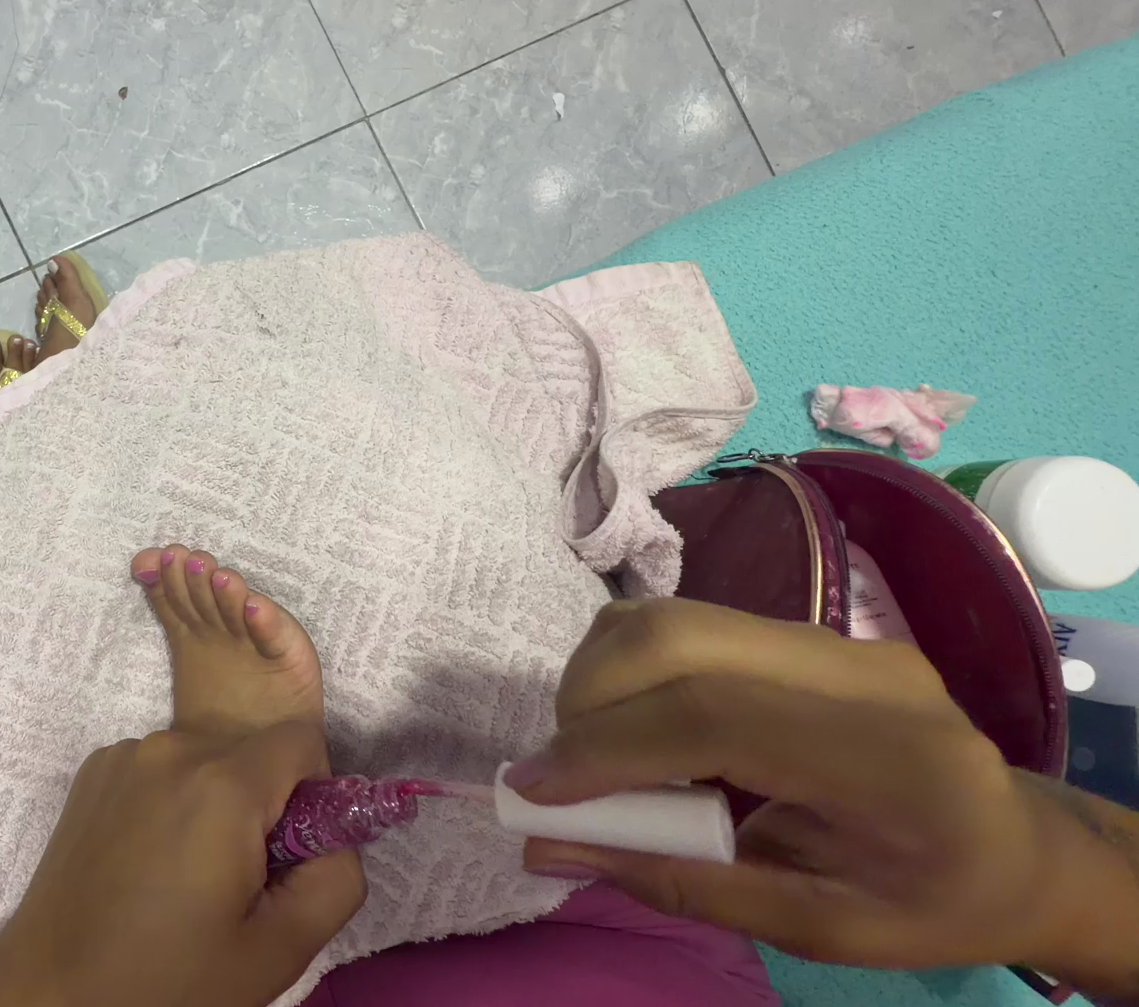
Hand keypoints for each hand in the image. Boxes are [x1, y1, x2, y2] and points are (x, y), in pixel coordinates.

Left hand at [0, 721, 364, 1006]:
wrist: (51, 994)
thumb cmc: (169, 981)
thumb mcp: (279, 949)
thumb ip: (336, 877)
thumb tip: (337, 832)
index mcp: (223, 783)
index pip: (300, 739)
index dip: (313, 790)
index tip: (291, 847)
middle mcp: (172, 745)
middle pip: (251, 751)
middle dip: (263, 802)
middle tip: (239, 876)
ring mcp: (126, 752)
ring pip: (205, 758)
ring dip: (214, 799)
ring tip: (183, 873)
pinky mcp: (95, 767)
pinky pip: (160, 766)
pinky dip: (170, 798)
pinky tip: (145, 857)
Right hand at [510, 599, 1138, 993]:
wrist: (1012, 842)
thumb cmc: (924, 899)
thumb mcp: (815, 926)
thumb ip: (676, 881)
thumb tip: (542, 845)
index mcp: (894, 760)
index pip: (713, 719)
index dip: (607, 748)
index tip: (534, 790)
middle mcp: (859, 671)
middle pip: (673, 642)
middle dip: (586, 702)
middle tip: (559, 769)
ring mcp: (825, 634)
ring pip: (661, 618)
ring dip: (594, 676)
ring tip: (592, 744)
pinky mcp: (791, 623)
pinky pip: (670, 618)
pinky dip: (618, 662)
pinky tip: (628, 714)